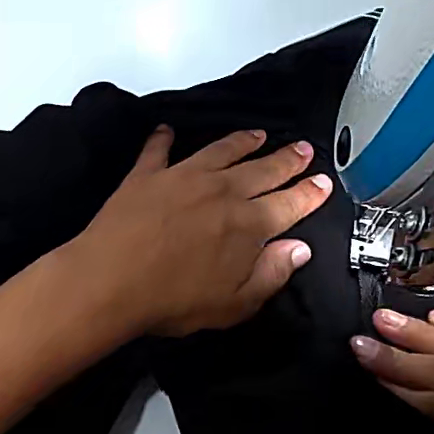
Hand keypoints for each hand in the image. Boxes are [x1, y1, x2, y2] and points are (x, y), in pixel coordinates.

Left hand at [67, 126, 333, 337]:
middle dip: (288, 159)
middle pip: (263, 169)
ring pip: (222, 151)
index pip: (289, 203)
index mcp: (248, 225)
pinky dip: (163, 138)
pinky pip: (159, 149)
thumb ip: (271, 274)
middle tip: (303, 149)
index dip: (310, 192)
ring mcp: (184, 177)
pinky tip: (166, 129)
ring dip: (243, 141)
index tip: (323, 181)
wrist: (110, 281)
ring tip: (258, 134)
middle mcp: (222, 192)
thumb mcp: (234, 304)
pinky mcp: (148, 174)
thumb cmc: (174, 300)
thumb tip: (300, 249)